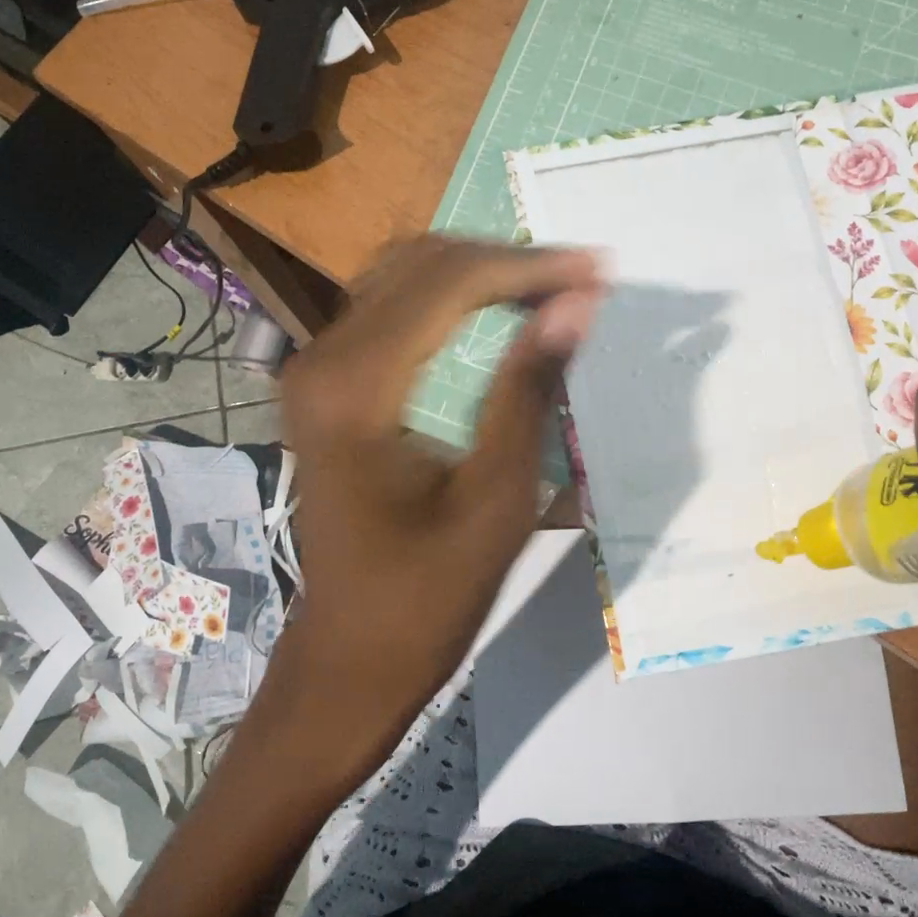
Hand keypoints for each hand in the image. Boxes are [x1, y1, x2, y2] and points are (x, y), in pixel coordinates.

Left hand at [272, 236, 602, 759]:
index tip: (601, 271)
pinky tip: (499, 323)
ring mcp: (315, 369)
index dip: (529, 267)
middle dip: (507, 263)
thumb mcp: (495, 503)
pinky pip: (390, 314)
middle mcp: (322, 360)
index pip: (447, 283)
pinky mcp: (325, 386)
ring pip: (402, 279)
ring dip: (479, 276)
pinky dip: (449, 304)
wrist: (350, 653)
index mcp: (356, 388)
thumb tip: (576, 303)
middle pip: (420, 266)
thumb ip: (527, 393)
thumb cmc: (425, 597)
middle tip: (583, 283)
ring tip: (552, 295)